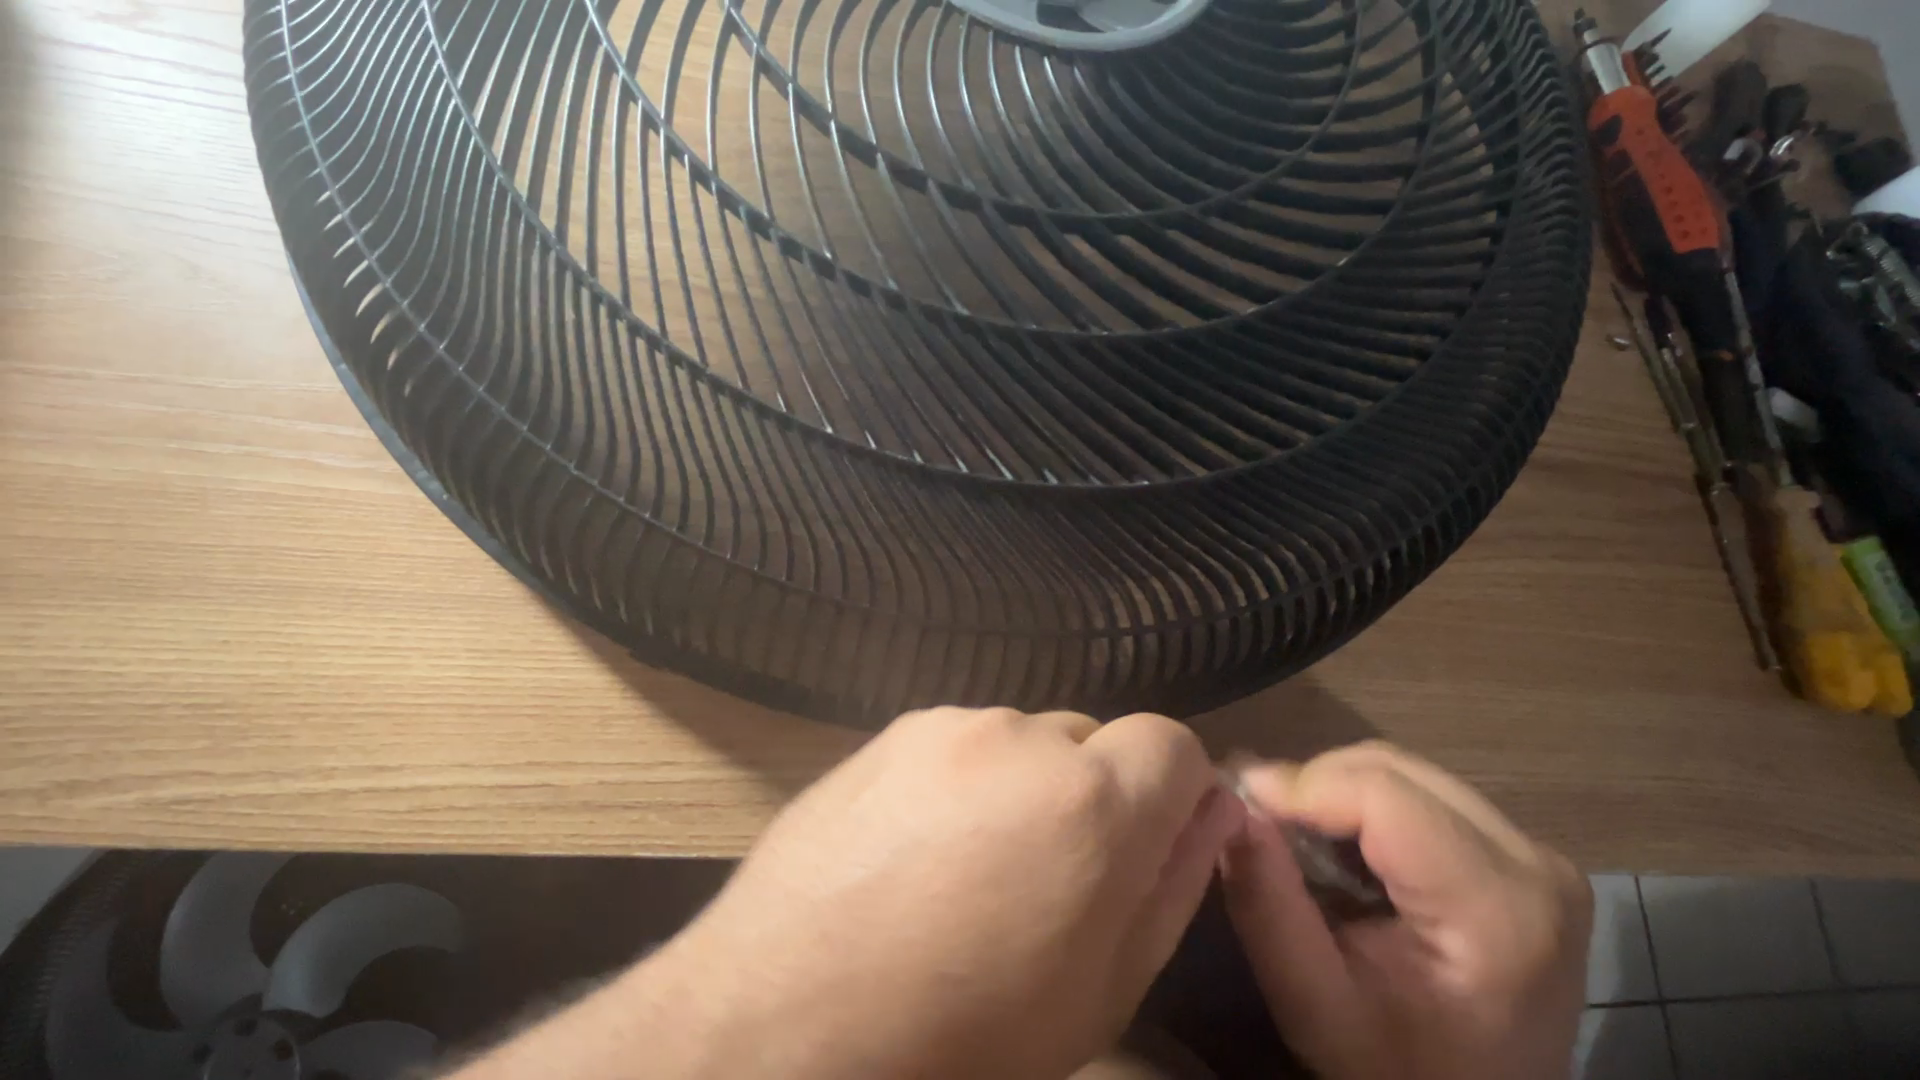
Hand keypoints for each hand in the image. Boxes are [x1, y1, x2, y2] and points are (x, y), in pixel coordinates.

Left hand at [628, 707, 1244, 1079]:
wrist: (784, 1021)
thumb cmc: (965, 1033)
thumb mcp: (1101, 990)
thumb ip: (1170, 886)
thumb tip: (1208, 814)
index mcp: (1092, 799)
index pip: (1173, 742)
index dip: (1171, 793)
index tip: (1147, 842)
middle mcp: (1021, 737)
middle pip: (1092, 740)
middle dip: (1092, 794)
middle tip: (1044, 876)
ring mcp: (945, 727)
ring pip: (1021, 741)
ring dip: (1021, 788)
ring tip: (966, 869)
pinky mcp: (884, 733)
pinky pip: (956, 745)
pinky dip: (960, 783)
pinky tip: (913, 851)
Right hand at [1221, 742, 1590, 1079]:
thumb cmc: (1397, 1069)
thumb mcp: (1313, 1004)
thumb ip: (1267, 906)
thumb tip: (1231, 806)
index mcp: (1496, 910)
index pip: (1382, 795)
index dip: (1300, 784)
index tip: (1236, 797)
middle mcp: (1532, 863)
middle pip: (1393, 771)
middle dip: (1312, 784)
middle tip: (1255, 817)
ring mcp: (1536, 854)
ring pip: (1405, 771)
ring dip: (1335, 791)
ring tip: (1290, 833)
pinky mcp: (1525, 853)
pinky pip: (1424, 792)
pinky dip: (1365, 803)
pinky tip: (1337, 844)